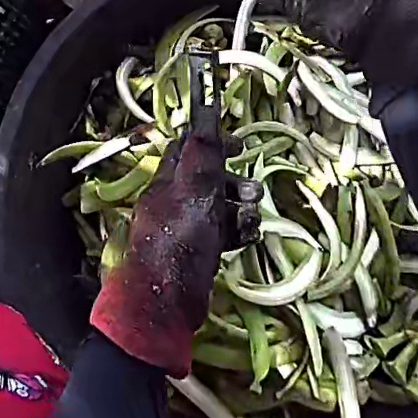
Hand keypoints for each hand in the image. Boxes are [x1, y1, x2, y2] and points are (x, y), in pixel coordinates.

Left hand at [90, 68, 258, 376]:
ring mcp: (184, 228)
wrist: (164, 307)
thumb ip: (203, 153)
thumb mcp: (195, 190)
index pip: (188, 147)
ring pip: (218, 206)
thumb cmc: (178, 242)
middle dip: (234, 180)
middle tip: (253, 190)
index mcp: (167, 181)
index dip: (213, 140)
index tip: (239, 145)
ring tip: (251, 217)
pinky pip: (221, 232)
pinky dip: (236, 231)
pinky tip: (247, 236)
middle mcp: (173, 200)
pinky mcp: (197, 252)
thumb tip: (205, 111)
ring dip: (240, 207)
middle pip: (208, 177)